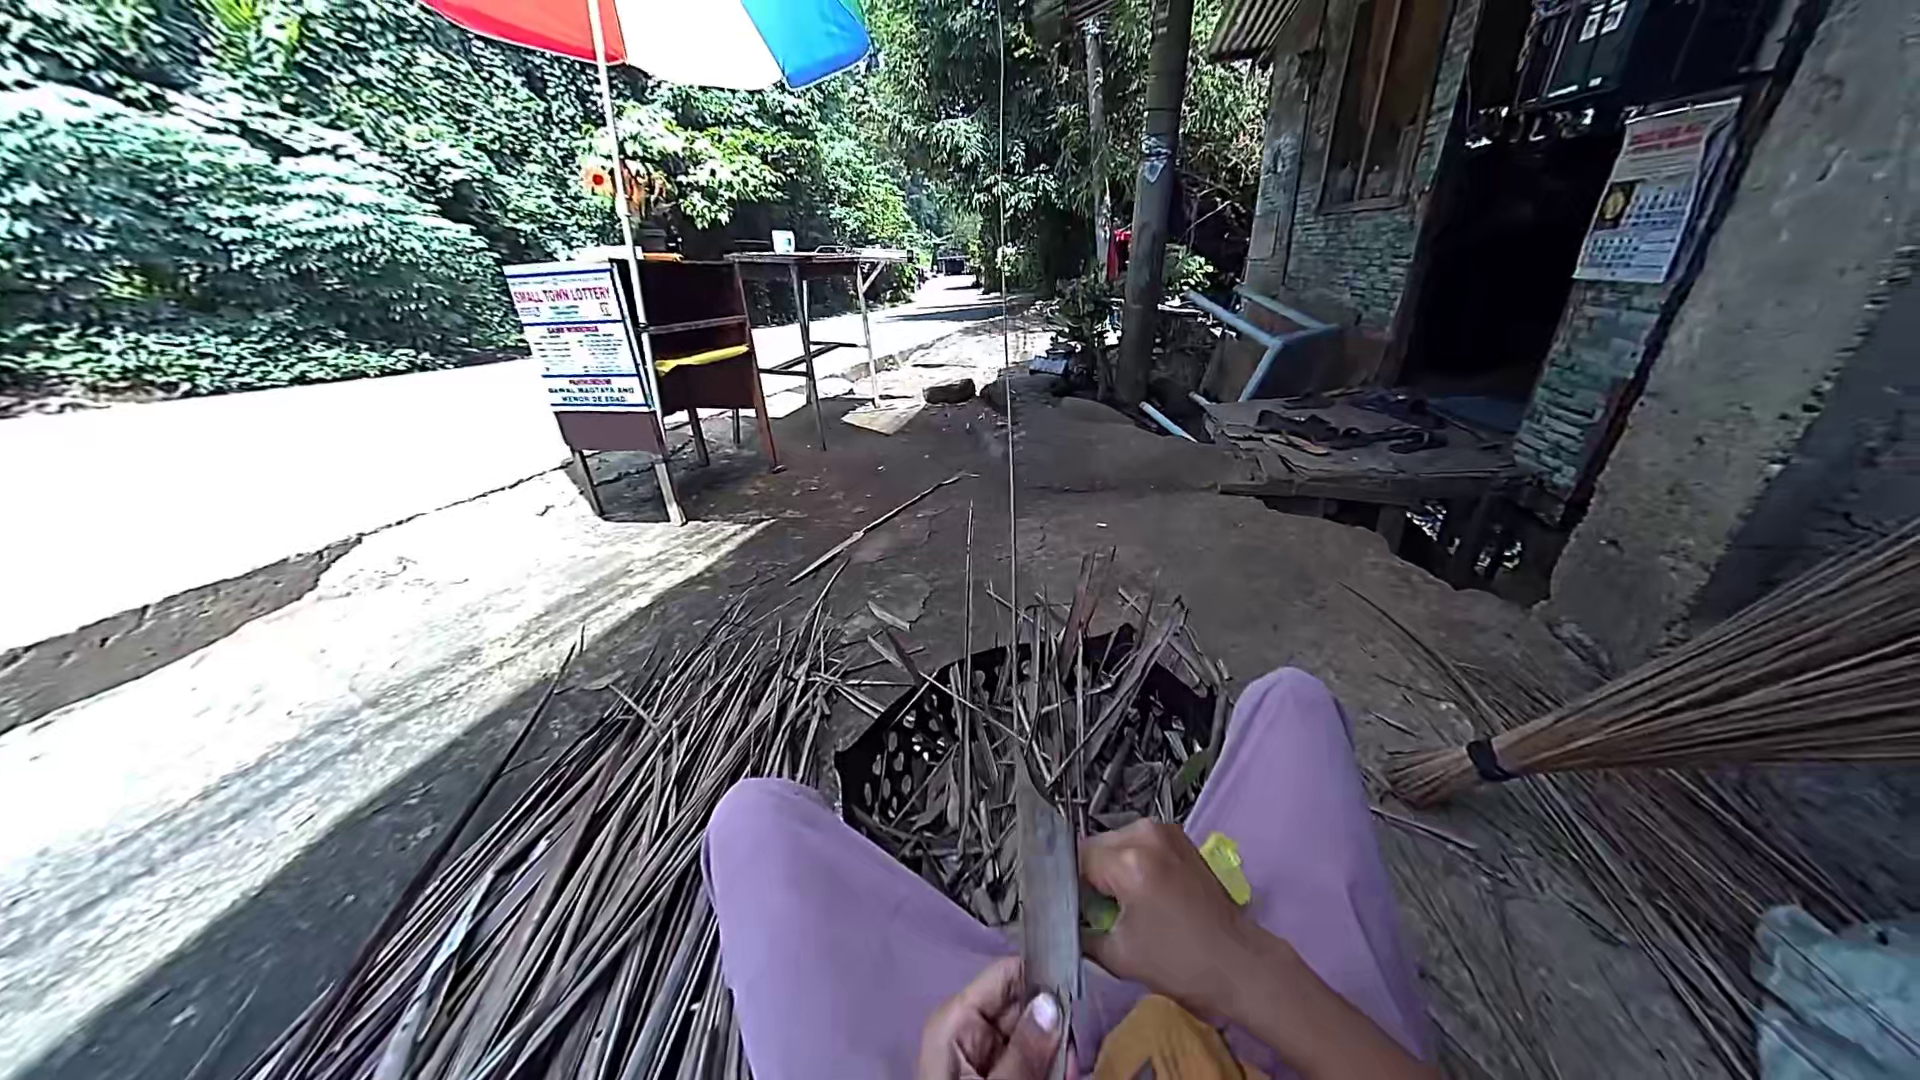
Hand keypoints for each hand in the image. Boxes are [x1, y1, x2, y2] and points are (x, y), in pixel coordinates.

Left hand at [916, 956, 1065, 1079]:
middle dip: (1054, 1030)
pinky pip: (1030, 1060)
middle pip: (1025, 1006)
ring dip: (1055, 1057)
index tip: (1073, 1003)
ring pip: (1034, 1036)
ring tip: (1066, 1073)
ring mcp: (983, 1053)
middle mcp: (969, 1027)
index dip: (1041, 981)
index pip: (1005, 974)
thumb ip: (1024, 1052)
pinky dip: (1048, 1071)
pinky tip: (1059, 1078)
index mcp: (957, 1018)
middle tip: (1072, 1060)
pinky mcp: (997, 1075)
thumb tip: (1052, 1002)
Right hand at [1079, 820, 1254, 1018]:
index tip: (1073, 907)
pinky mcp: (1177, 835)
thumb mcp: (1119, 955)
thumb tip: (1063, 920)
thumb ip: (1082, 932)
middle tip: (1096, 907)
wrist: (1239, 963)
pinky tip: (1141, 887)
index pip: (1077, 860)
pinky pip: (1137, 840)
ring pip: (1115, 840)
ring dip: (1110, 864)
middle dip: (1091, 873)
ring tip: (1121, 898)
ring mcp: (1163, 830)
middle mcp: (1143, 834)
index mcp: (1128, 862)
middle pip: (1095, 845)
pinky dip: (1132, 859)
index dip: (1071, 885)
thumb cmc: (1180, 964)